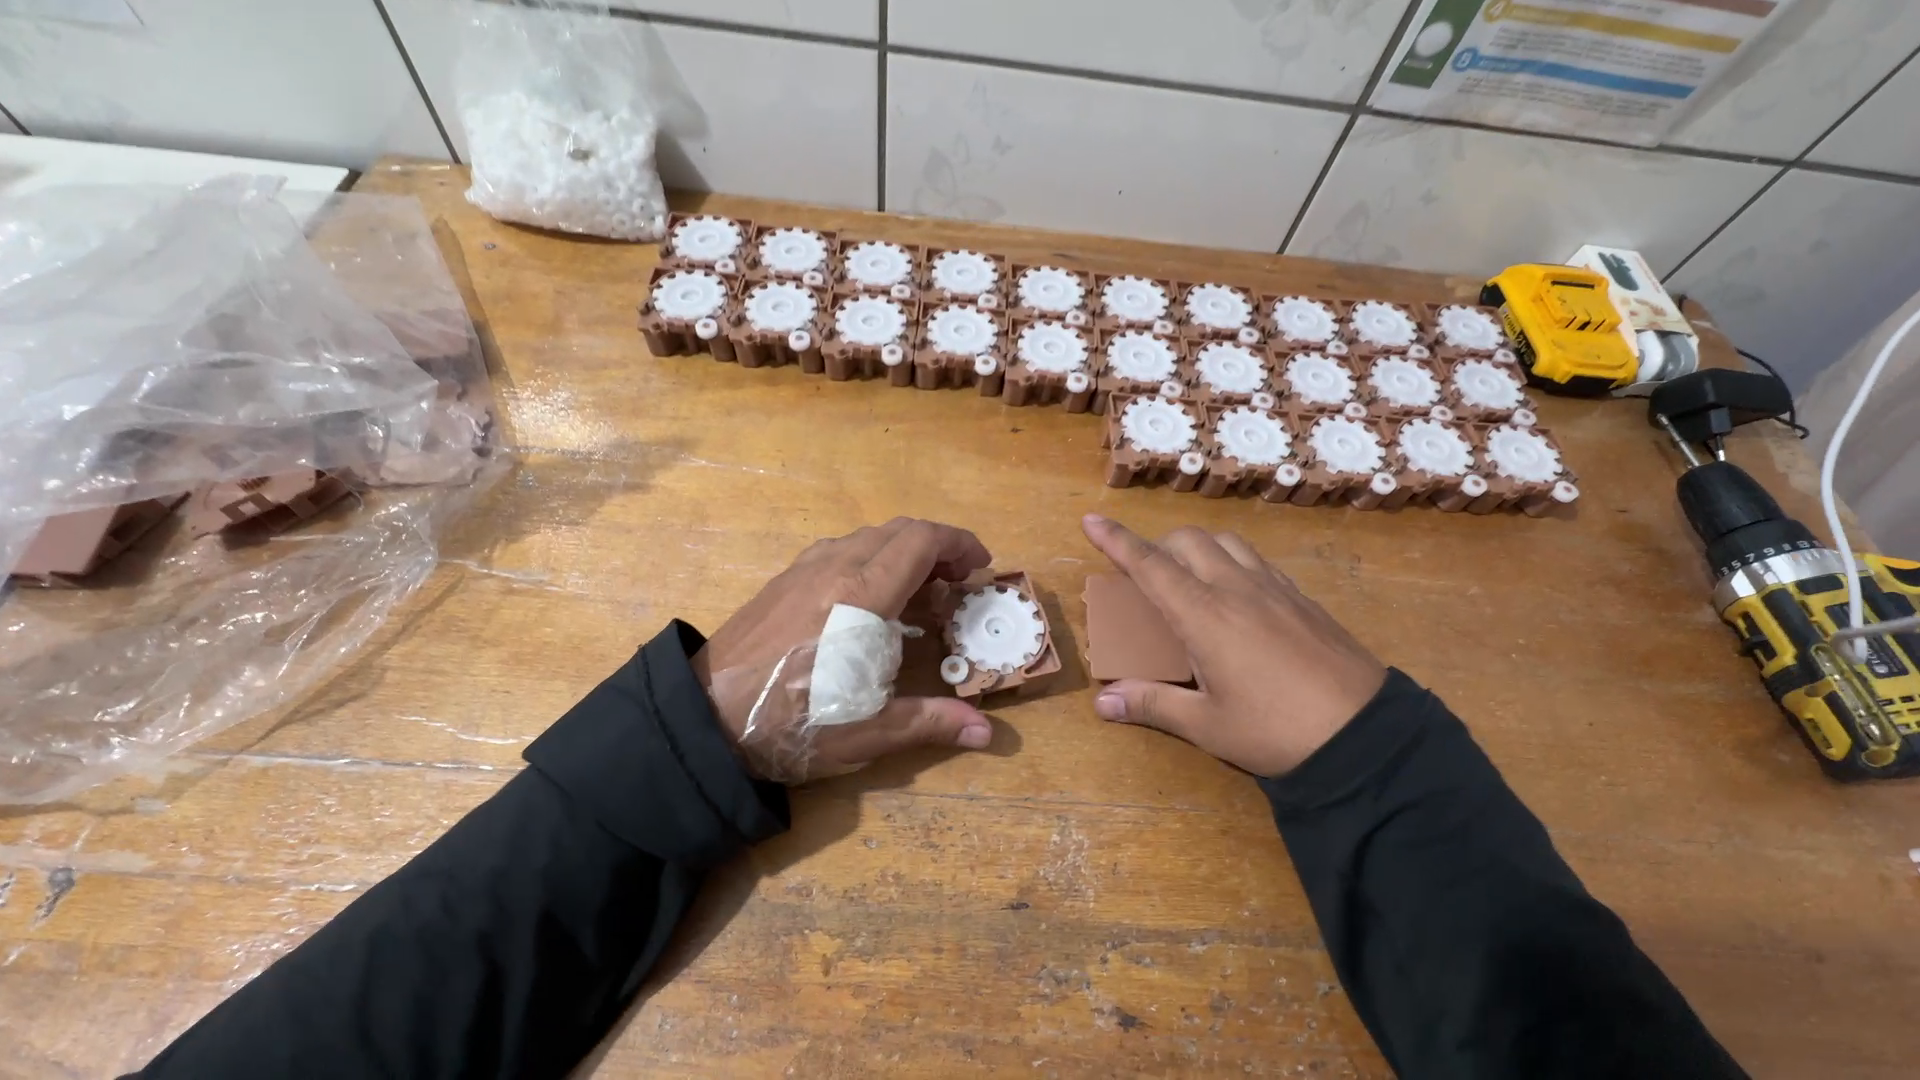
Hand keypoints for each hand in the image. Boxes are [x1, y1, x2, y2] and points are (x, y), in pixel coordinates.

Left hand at [694, 517, 996, 781]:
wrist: (705, 720)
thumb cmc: (791, 724)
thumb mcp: (865, 732)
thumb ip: (929, 722)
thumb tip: (986, 733)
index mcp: (860, 597)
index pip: (920, 541)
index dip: (958, 543)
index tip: (980, 565)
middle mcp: (833, 569)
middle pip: (898, 531)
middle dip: (937, 547)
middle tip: (956, 584)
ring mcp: (803, 570)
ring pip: (866, 537)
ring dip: (902, 551)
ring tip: (918, 593)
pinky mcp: (783, 580)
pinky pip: (838, 550)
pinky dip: (870, 558)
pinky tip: (868, 598)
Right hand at [1081, 514, 1386, 775]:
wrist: (1364, 734)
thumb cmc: (1275, 730)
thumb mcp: (1207, 725)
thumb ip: (1153, 705)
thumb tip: (1103, 703)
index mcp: (1204, 615)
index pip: (1149, 565)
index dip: (1116, 540)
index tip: (1090, 520)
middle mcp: (1236, 589)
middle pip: (1188, 541)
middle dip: (1157, 544)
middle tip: (1144, 574)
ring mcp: (1274, 589)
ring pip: (1227, 542)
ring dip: (1198, 547)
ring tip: (1189, 577)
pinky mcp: (1302, 599)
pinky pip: (1257, 562)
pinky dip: (1232, 561)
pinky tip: (1236, 594)